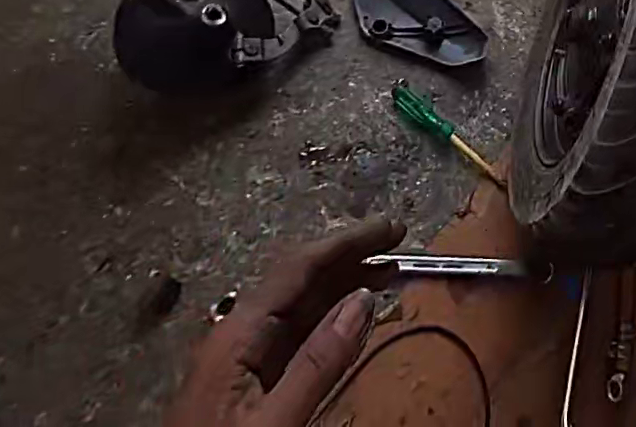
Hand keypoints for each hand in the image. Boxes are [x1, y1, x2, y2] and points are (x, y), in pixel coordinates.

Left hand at [163, 218, 405, 426]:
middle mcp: (240, 330)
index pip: (300, 265)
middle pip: (301, 276)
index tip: (390, 229)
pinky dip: (331, 317)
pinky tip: (353, 314)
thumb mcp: (273, 426)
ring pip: (301, 303)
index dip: (348, 242)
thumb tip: (363, 298)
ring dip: (344, 282)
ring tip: (386, 272)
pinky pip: (297, 333)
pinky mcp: (250, 381)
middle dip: (349, 254)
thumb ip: (318, 363)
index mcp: (239, 330)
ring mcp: (244, 355)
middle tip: (396, 241)